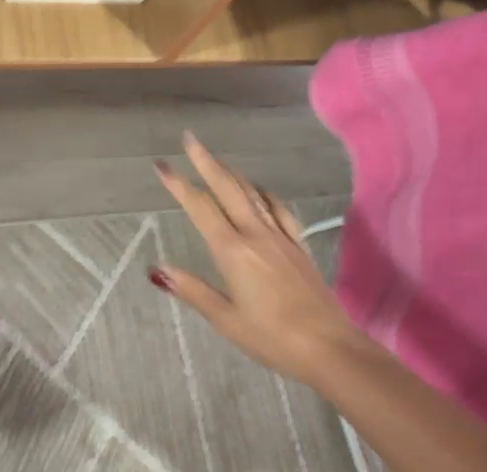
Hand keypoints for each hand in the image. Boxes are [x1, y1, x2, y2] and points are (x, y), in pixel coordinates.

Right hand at [152, 133, 373, 386]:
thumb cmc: (272, 338)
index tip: (162, 164)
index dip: (179, 184)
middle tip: (190, 139)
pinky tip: (260, 190)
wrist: (329, 346)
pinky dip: (264, 193)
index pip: (200, 208)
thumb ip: (193, 290)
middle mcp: (255, 234)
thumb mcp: (226, 319)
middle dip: (206, 161)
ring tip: (217, 160)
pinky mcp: (298, 245)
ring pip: (252, 193)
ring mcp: (280, 237)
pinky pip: (278, 209)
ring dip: (232, 173)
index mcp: (232, 251)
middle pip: (227, 188)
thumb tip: (157, 268)